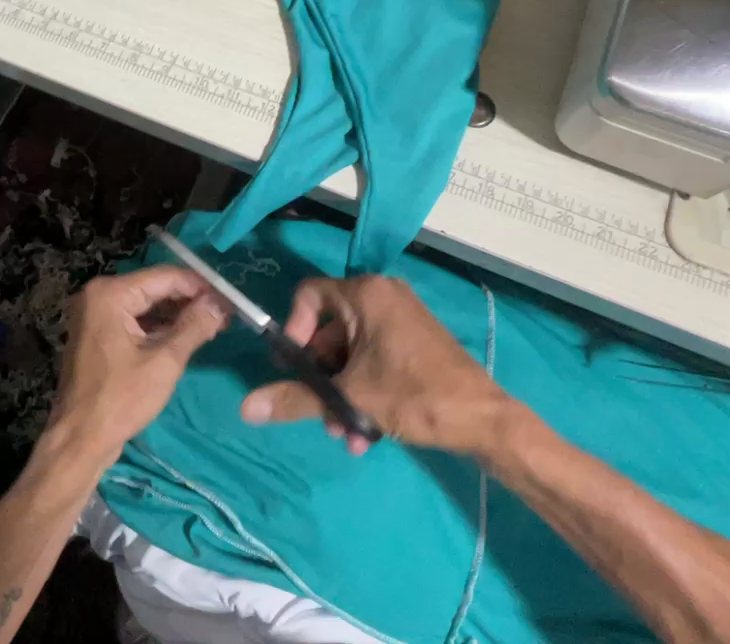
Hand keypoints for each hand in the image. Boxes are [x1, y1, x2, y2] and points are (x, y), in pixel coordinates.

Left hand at [45, 267, 228, 461]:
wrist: (79, 439)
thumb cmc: (120, 399)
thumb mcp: (164, 362)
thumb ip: (194, 326)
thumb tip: (219, 303)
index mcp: (111, 294)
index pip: (166, 277)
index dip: (200, 286)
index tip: (229, 299)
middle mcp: (99, 294)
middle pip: (155, 288)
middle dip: (190, 300)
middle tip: (224, 314)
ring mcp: (96, 313)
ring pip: (146, 304)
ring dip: (177, 314)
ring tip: (212, 325)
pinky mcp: (98, 332)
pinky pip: (135, 319)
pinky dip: (159, 326)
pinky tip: (186, 335)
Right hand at [240, 275, 514, 454]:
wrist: (484, 420)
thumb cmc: (415, 394)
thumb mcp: (350, 397)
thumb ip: (295, 399)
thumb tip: (245, 408)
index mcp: (365, 294)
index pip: (308, 296)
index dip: (294, 330)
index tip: (294, 368)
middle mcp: (381, 297)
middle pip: (329, 332)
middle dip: (321, 380)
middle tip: (319, 416)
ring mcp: (399, 320)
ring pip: (350, 355)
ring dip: (341, 396)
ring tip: (347, 436)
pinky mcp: (412, 344)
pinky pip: (372, 361)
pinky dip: (363, 393)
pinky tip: (366, 434)